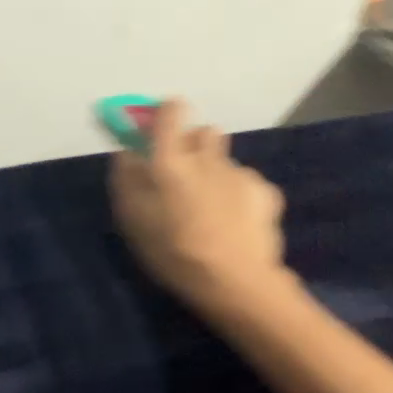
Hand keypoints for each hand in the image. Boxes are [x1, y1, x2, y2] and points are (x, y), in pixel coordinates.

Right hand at [108, 99, 289, 309]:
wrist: (234, 281)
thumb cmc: (171, 249)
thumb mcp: (131, 218)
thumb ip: (126, 178)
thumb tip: (127, 152)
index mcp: (169, 161)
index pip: (170, 114)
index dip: (166, 112)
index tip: (163, 121)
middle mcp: (206, 158)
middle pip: (203, 132)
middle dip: (194, 144)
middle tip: (184, 173)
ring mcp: (240, 174)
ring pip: (226, 160)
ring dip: (216, 171)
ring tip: (212, 204)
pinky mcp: (266, 193)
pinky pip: (248, 183)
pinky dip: (240, 196)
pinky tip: (235, 222)